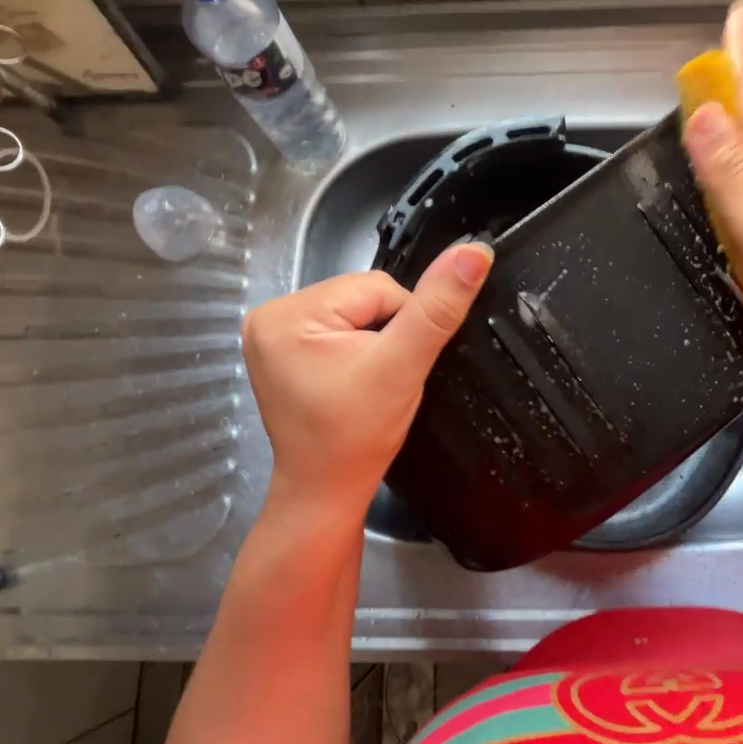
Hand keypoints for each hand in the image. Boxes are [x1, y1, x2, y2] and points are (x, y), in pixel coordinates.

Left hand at [242, 243, 492, 515]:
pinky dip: (353, 351)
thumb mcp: (402, 366)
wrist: (326, 491)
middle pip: (361, 297)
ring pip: (353, 312)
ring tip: (364, 382)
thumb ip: (437, 308)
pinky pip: (336, 329)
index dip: (400, 326)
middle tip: (378, 378)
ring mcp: (269, 334)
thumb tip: (474, 252)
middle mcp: (268, 315)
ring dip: (370, 342)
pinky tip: (349, 380)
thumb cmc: (357, 435)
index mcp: (287, 313)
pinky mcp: (279, 351)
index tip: (391, 367)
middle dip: (382, 334)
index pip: (376, 287)